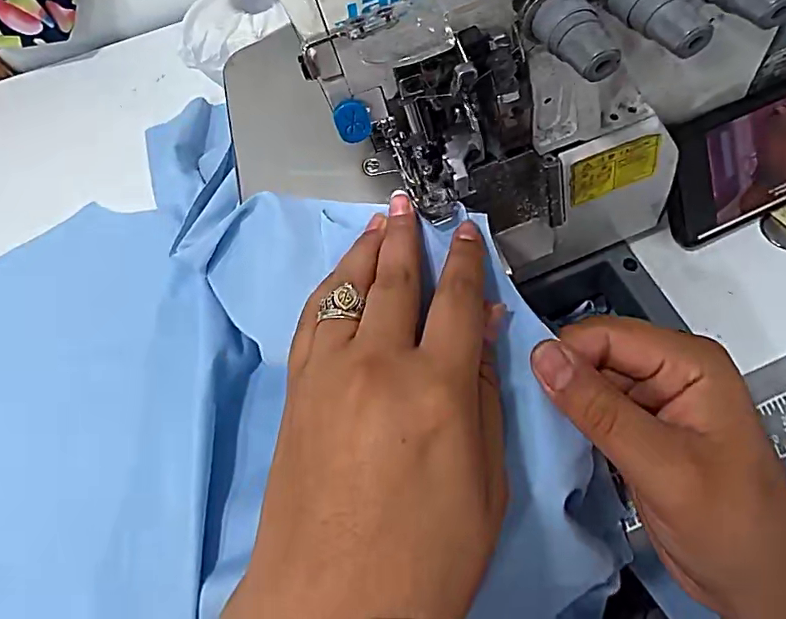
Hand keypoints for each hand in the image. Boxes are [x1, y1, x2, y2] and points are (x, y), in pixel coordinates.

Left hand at [226, 193, 507, 618]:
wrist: (329, 606)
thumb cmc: (422, 560)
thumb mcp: (484, 484)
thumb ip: (486, 394)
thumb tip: (485, 327)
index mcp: (436, 388)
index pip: (456, 299)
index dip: (466, 260)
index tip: (466, 235)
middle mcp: (378, 364)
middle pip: (396, 278)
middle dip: (407, 234)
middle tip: (410, 206)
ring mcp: (330, 370)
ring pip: (349, 286)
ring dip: (366, 248)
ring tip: (379, 223)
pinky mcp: (299, 386)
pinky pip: (315, 315)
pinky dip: (330, 285)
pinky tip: (340, 273)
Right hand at [529, 318, 785, 618]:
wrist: (764, 592)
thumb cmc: (736, 531)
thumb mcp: (664, 468)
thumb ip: (601, 410)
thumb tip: (546, 357)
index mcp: (690, 361)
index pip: (608, 334)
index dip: (568, 355)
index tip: (534, 384)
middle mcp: (672, 368)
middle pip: (596, 352)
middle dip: (565, 377)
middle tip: (537, 412)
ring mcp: (656, 397)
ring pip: (590, 377)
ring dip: (568, 401)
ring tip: (551, 429)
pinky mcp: (642, 424)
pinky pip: (596, 405)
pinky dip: (577, 420)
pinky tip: (566, 439)